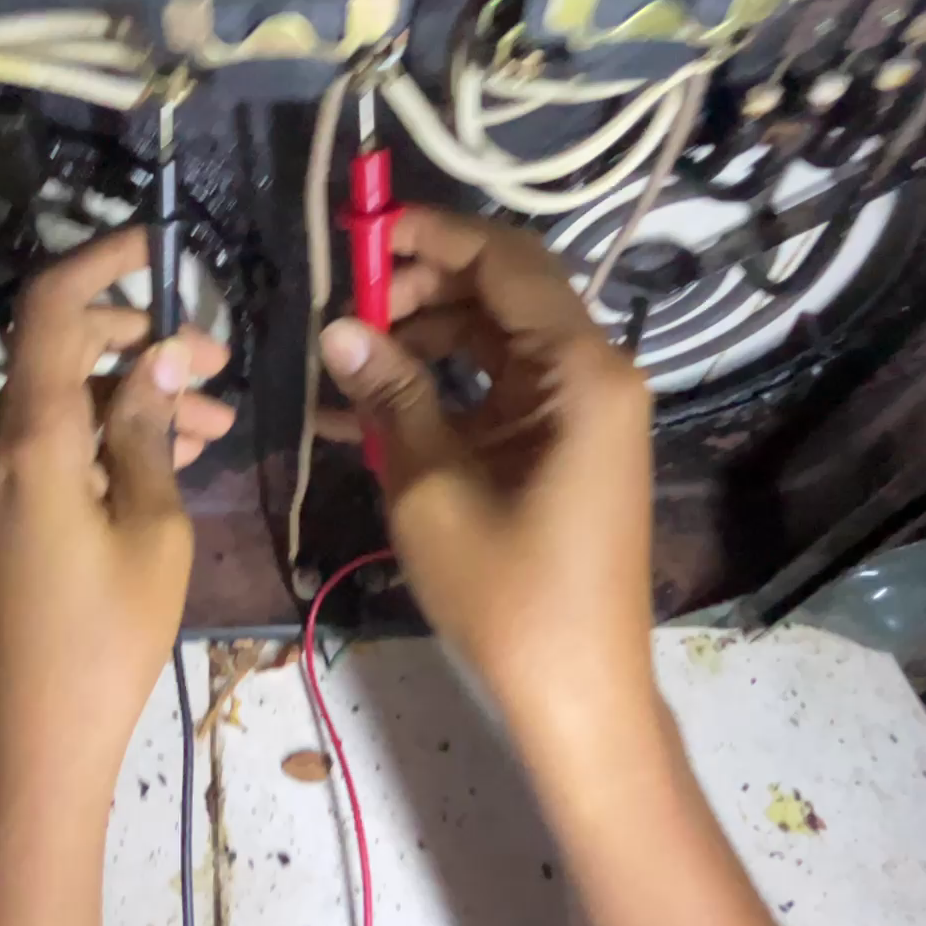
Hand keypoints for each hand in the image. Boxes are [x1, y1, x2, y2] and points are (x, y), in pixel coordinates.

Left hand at [0, 225, 233, 744]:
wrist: (28, 739)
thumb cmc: (103, 636)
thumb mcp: (151, 527)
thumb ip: (147, 431)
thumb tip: (160, 360)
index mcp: (33, 433)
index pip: (51, 305)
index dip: (103, 261)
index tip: (160, 247)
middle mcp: (0, 439)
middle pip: (65, 349)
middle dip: (143, 344)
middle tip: (215, 365)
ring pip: (69, 401)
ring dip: (136, 398)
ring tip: (214, 422)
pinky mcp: (5, 507)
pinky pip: (59, 444)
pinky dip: (111, 437)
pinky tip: (169, 458)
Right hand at [318, 206, 654, 732]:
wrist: (571, 692)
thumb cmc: (505, 591)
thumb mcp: (431, 484)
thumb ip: (389, 392)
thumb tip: (335, 328)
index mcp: (578, 371)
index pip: (505, 262)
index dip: (432, 236)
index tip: (362, 232)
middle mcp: (589, 375)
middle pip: (497, 296)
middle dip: (416, 292)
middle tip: (343, 313)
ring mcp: (574, 412)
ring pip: (488, 342)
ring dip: (417, 343)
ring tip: (344, 363)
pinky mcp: (553, 445)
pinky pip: (490, 393)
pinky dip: (434, 392)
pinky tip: (364, 410)